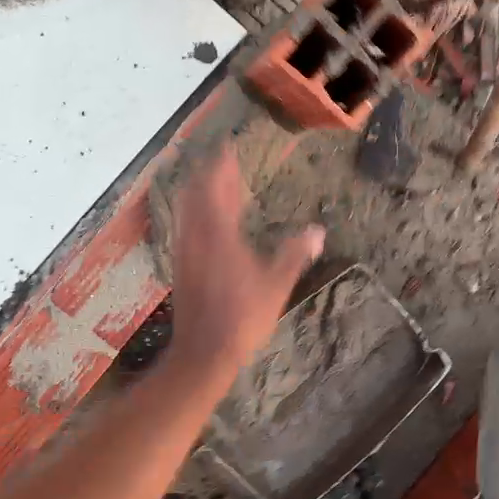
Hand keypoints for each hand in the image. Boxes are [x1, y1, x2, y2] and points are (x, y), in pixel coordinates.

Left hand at [168, 146, 324, 376]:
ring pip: (186, 209)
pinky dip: (192, 212)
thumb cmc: (242, 317)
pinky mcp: (180, 265)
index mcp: (220, 233)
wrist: (203, 351)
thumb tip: (319, 231)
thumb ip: (295, 254)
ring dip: (197, 190)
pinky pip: (184, 226)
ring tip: (209, 181)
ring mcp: (184, 251)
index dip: (221, 165)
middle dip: (207, 173)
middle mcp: (196, 236)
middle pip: (196, 193)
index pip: (217, 187)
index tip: (227, 147)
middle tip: (220, 160)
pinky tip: (202, 219)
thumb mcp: (277, 286)